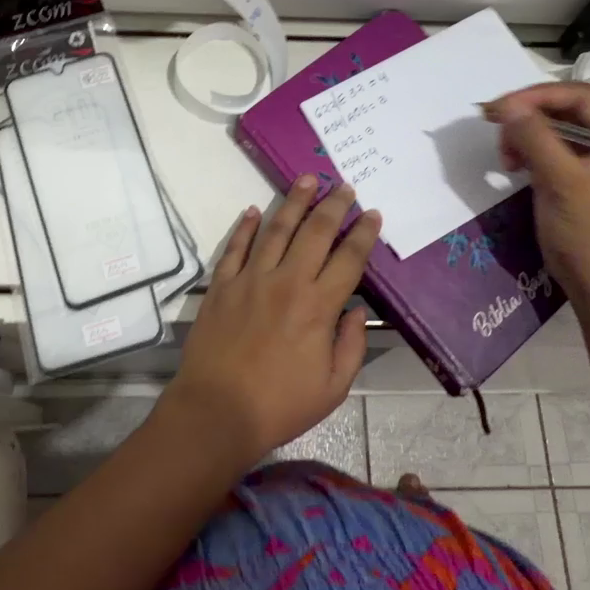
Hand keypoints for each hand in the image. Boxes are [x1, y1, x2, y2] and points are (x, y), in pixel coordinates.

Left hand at [158, 176, 380, 464]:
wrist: (216, 410)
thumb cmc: (279, 405)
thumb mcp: (333, 388)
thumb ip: (351, 346)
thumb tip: (356, 311)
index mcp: (318, 306)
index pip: (349, 259)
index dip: (363, 234)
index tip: (372, 214)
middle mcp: (287, 282)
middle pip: (315, 232)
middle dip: (333, 205)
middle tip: (344, 187)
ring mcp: (250, 279)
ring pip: (276, 229)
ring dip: (293, 201)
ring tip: (306, 179)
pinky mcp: (221, 286)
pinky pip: (235, 248)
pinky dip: (245, 227)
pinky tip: (254, 211)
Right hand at [484, 81, 589, 293]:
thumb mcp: (562, 183)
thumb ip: (536, 139)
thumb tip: (507, 106)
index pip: (578, 95)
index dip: (536, 96)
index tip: (499, 109)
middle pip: (565, 109)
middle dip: (527, 117)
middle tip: (496, 131)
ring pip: (554, 129)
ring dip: (525, 136)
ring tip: (506, 159)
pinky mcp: (580, 178)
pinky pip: (551, 150)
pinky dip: (529, 152)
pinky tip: (514, 167)